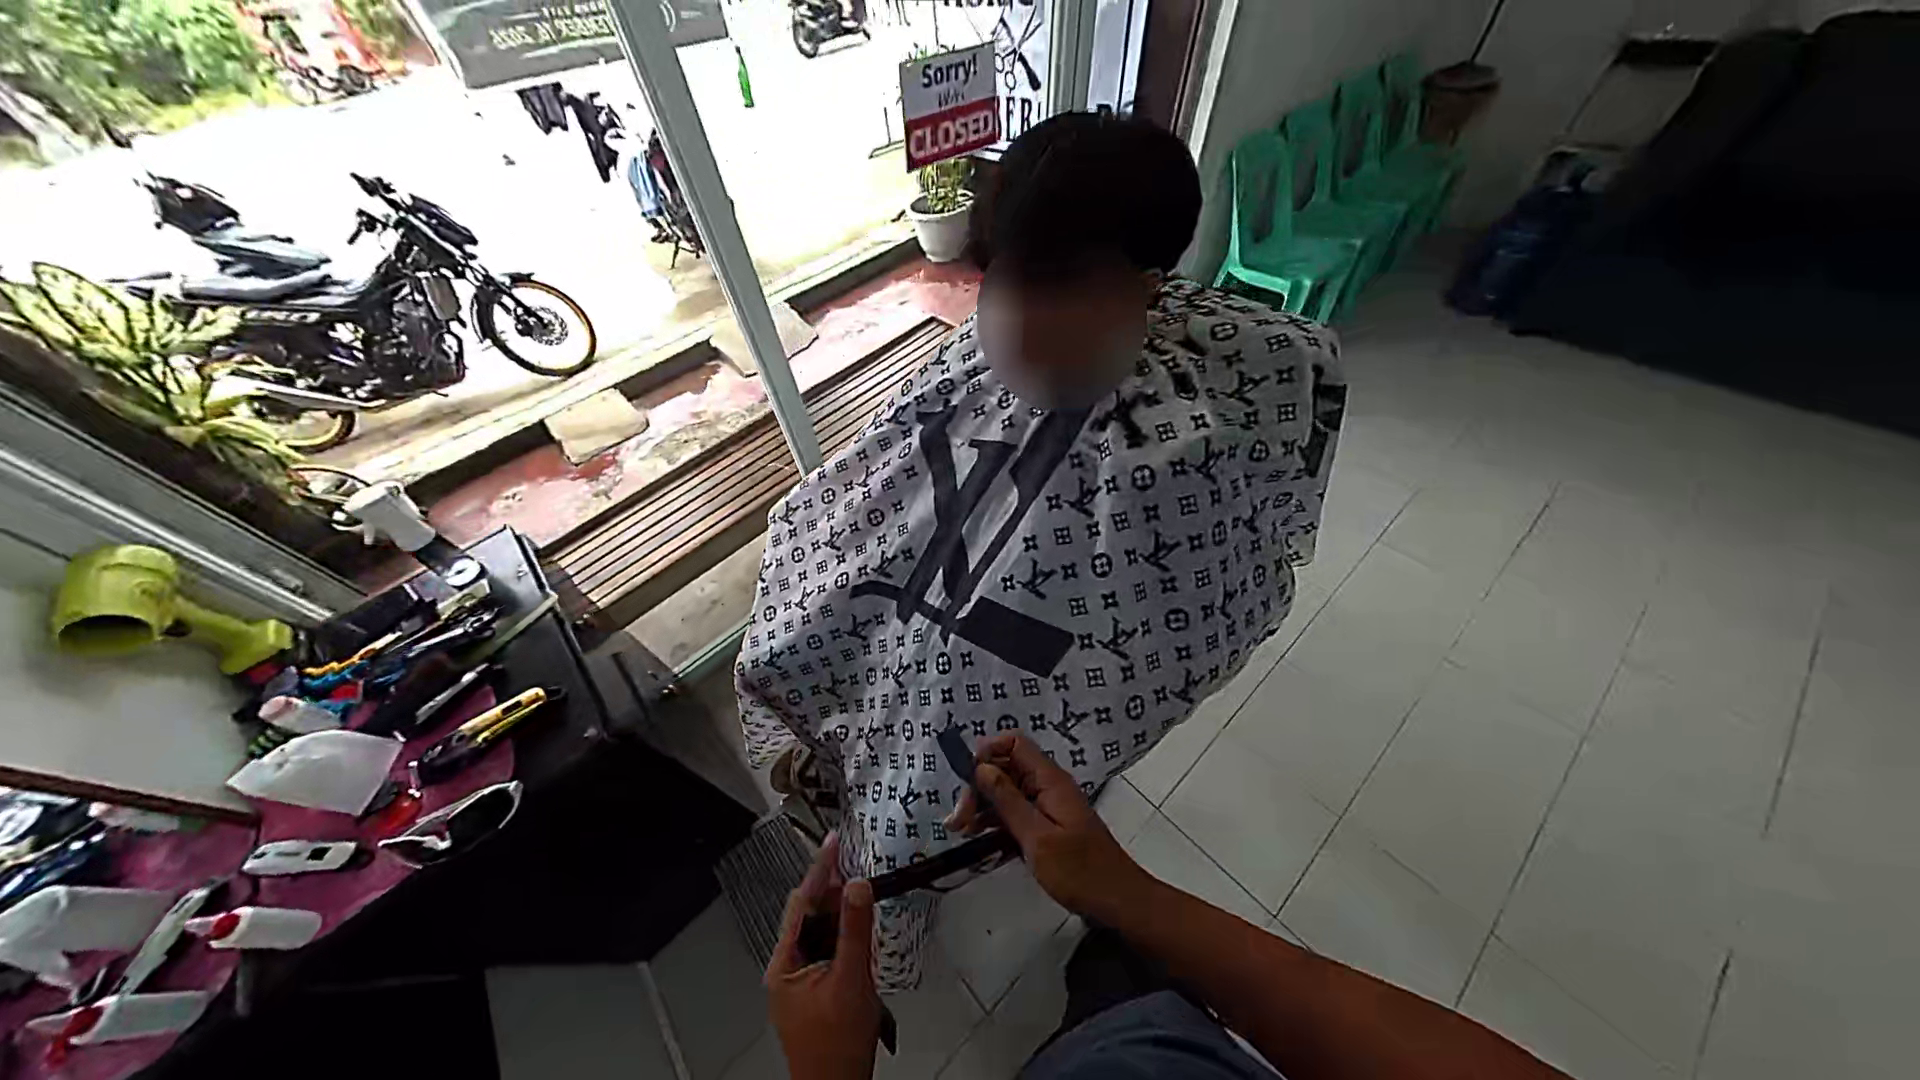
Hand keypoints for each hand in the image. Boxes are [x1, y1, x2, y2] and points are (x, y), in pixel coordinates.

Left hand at [767, 833, 882, 1079]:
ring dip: (840, 910)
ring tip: (862, 889)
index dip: (820, 869)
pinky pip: (827, 947)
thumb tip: (858, 884)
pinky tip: (861, 926)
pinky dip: (843, 932)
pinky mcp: (816, 988)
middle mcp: (788, 966)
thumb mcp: (851, 980)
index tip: (834, 841)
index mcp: (785, 962)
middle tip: (856, 863)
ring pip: (819, 930)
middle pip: (809, 914)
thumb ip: (855, 931)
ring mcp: (801, 978)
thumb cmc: (838, 1042)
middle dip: (832, 887)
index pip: (802, 902)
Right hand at [947, 734, 1155, 923]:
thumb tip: (981, 767)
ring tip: (961, 830)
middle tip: (958, 819)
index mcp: (1050, 780)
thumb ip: (1007, 800)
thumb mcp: (1036, 836)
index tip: (966, 777)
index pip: (1015, 744)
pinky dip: (996, 822)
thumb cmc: (1078, 870)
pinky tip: (979, 839)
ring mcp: (1048, 806)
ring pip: (1008, 792)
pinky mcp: (1047, 827)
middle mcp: (1048, 786)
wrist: (1117, 902)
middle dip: (979, 787)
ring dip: (984, 807)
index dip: (988, 752)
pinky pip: (1016, 813)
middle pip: (1006, 769)